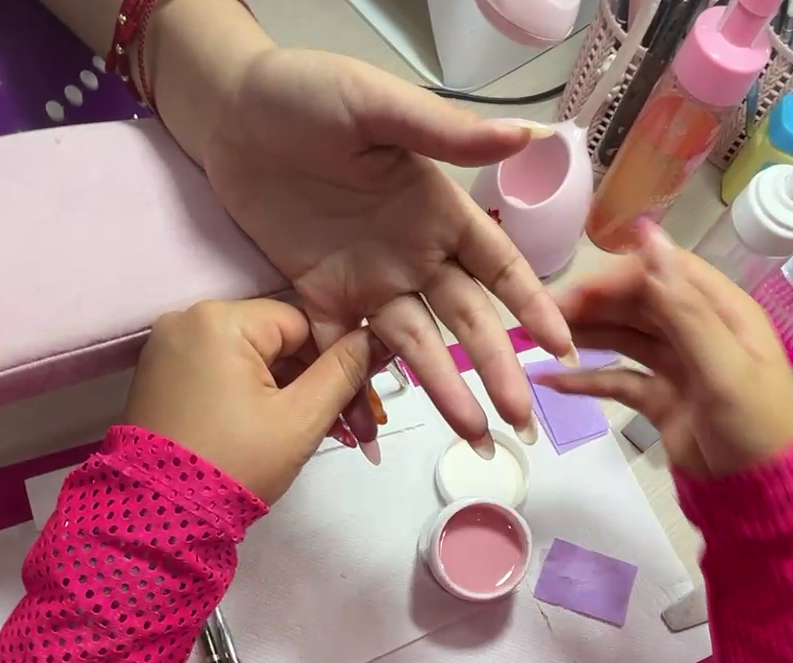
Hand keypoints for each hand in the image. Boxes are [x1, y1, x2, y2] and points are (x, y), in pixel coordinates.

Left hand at [123, 299, 380, 502]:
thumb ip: (344, 371)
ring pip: (252, 360)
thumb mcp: (302, 417)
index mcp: (220, 320)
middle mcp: (187, 320)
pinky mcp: (161, 377)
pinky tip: (275, 430)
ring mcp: (168, 349)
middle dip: (313, 384)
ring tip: (316, 435)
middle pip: (276, 341)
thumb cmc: (238, 462)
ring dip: (287, 393)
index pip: (302, 324)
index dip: (334, 362)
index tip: (355, 403)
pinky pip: (222, 374)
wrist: (164, 516)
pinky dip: (252, 396)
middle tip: (346, 428)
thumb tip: (375, 336)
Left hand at [198, 48, 574, 453]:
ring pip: (416, 348)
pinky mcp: (323, 300)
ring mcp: (370, 284)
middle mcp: (413, 258)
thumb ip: (446, 132)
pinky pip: (342, 356)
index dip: (532, 308)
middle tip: (521, 420)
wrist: (232, 114)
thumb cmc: (308, 95)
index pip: (499, 268)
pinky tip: (376, 436)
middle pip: (466, 322)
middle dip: (496, 370)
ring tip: (473, 436)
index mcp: (438, 213)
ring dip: (445, 393)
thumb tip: (527, 136)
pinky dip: (357, 395)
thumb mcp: (378, 104)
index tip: (560, 349)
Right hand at [539, 223, 792, 477]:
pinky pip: (618, 381)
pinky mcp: (658, 398)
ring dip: (587, 335)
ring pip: (625, 339)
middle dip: (595, 305)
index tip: (579, 290)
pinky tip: (553, 380)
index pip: (666, 274)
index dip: (621, 276)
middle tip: (546, 314)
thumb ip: (684, 308)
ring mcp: (676, 365)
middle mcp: (698, 330)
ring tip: (542, 338)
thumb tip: (650, 239)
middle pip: (640, 303)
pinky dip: (588, 380)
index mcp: (723, 311)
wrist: (757, 492)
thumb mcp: (723, 365)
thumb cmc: (754, 425)